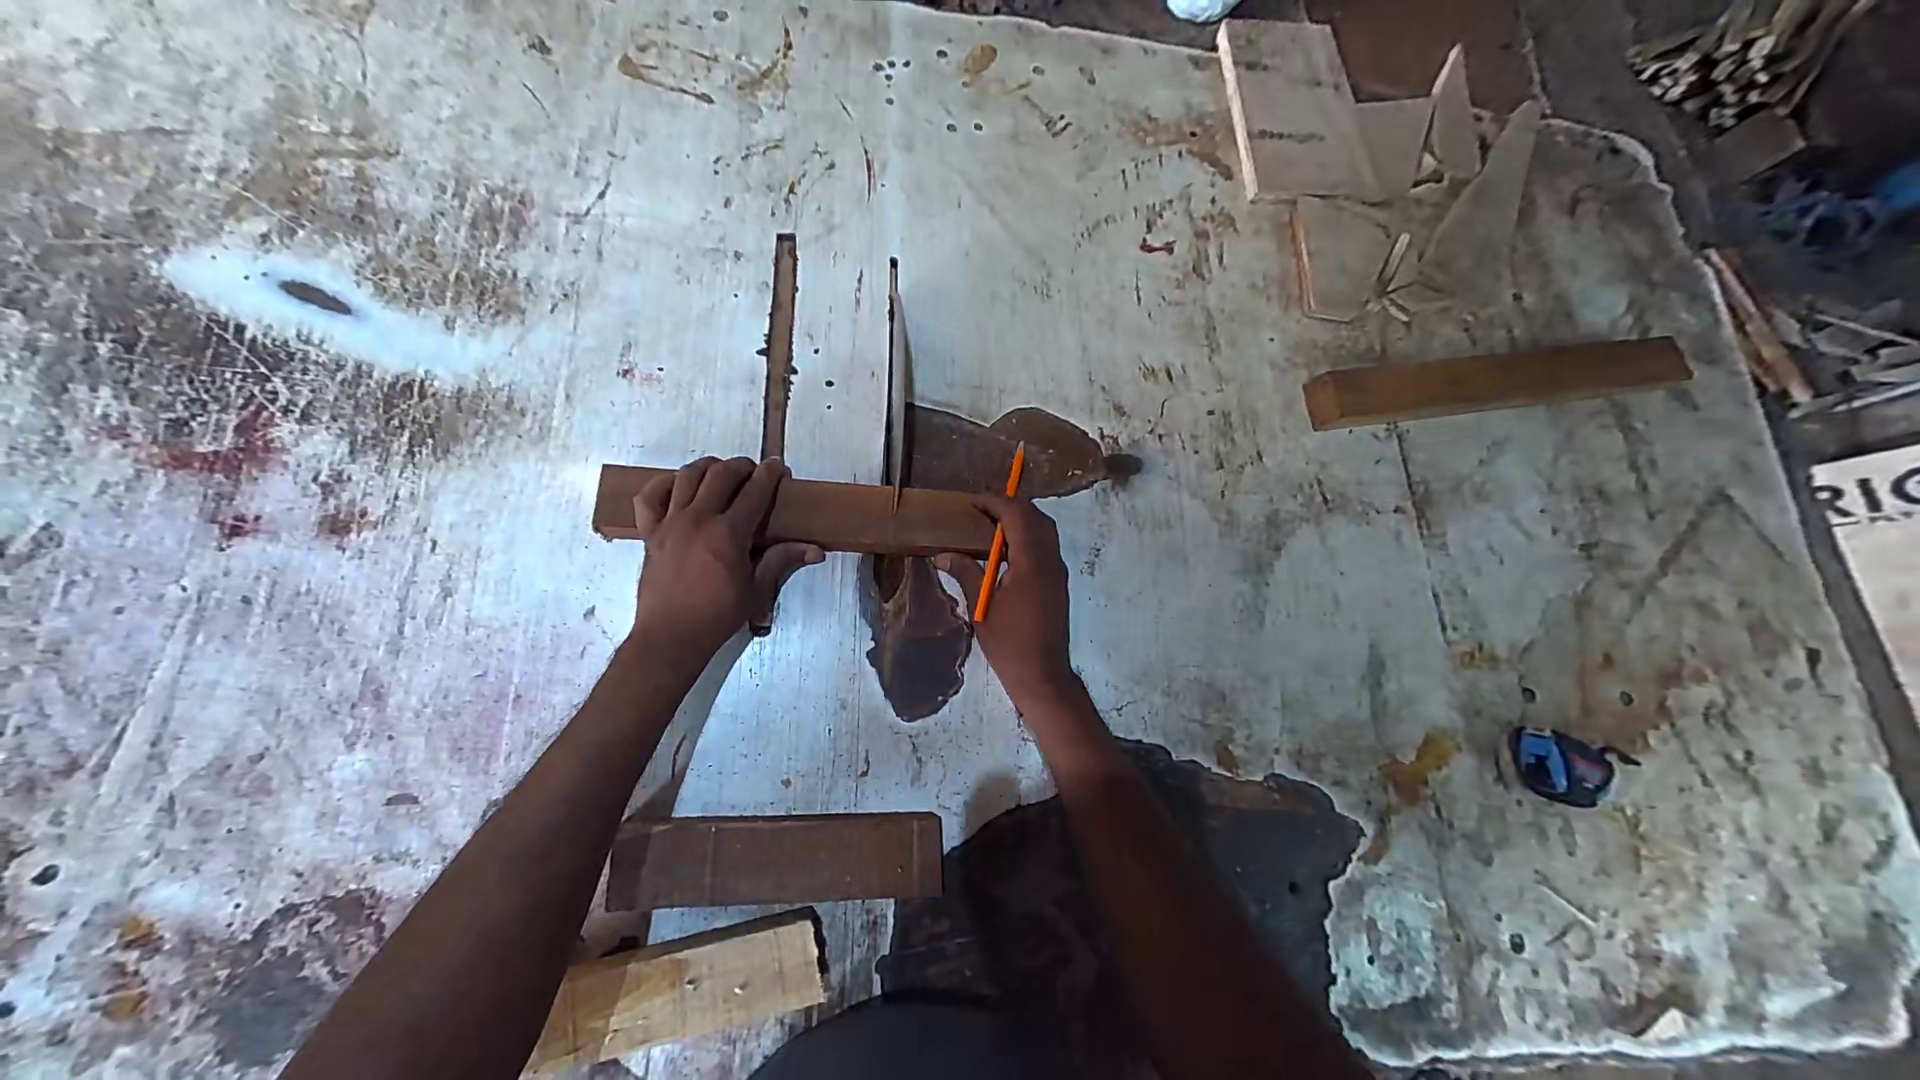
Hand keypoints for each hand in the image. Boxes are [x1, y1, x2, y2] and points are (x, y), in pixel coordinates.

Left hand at [629, 457, 823, 668]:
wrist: (671, 636)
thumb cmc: (717, 616)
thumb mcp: (756, 589)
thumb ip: (781, 561)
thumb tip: (815, 550)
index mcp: (728, 533)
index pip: (754, 491)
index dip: (770, 475)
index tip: (778, 466)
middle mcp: (698, 519)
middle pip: (720, 474)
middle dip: (741, 466)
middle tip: (753, 471)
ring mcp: (670, 523)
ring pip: (687, 476)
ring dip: (707, 467)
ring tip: (720, 471)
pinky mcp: (650, 533)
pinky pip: (650, 497)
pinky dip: (664, 484)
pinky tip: (677, 486)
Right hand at [933, 494, 1078, 709]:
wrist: (1042, 674)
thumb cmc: (1009, 643)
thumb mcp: (981, 606)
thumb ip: (966, 573)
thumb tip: (942, 554)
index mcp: (1031, 561)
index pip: (1017, 515)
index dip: (994, 502)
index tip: (971, 501)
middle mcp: (1050, 560)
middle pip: (1036, 516)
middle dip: (1010, 505)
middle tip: (980, 508)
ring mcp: (1057, 571)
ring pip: (1044, 530)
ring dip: (1021, 519)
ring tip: (991, 524)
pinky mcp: (1057, 583)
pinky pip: (1045, 546)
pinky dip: (1027, 535)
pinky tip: (1005, 549)